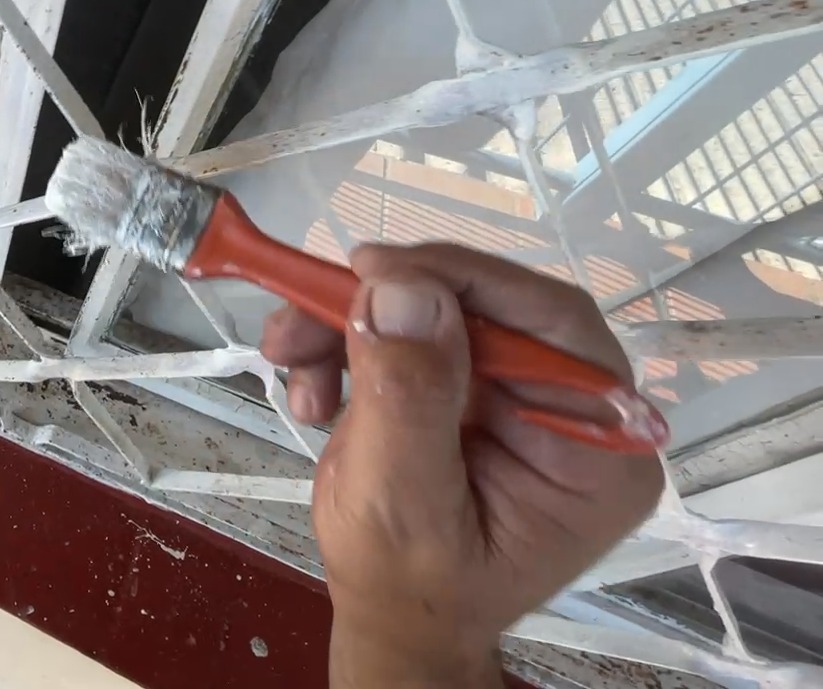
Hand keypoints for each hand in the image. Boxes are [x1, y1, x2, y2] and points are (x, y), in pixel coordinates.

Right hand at [261, 243, 662, 686]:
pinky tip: (308, 389)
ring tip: (286, 365)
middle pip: (470, 308)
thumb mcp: (401, 497)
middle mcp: (555, 408)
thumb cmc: (405, 579)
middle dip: (373, 308)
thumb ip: (406, 396)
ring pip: (415, 310)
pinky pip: (386, 331)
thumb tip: (398, 289)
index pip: (550, 325)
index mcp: (588, 446)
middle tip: (300, 316)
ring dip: (337, 326)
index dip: (462, 281)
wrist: (386, 607)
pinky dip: (331, 344)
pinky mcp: (444, 386)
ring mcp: (497, 395)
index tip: (367, 268)